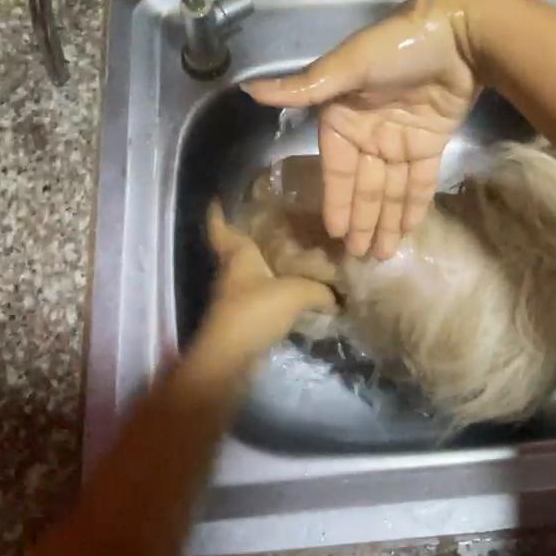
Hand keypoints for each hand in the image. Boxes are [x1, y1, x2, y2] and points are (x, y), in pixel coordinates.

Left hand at [198, 201, 338, 359]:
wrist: (232, 358)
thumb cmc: (255, 311)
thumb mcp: (296, 293)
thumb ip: (320, 290)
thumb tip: (337, 298)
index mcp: (238, 255)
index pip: (221, 227)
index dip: (218, 212)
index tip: (221, 197)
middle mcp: (233, 272)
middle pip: (239, 249)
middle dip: (254, 236)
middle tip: (281, 222)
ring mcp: (237, 297)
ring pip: (253, 273)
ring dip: (268, 266)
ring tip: (298, 255)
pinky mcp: (246, 319)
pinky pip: (263, 297)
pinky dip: (277, 292)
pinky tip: (299, 292)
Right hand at [244, 0, 483, 257]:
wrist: (460, 34)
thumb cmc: (397, 48)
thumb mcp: (347, 66)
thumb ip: (305, 88)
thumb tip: (249, 90)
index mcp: (343, 115)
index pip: (337, 168)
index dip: (337, 200)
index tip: (335, 232)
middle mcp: (369, 131)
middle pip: (365, 184)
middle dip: (363, 220)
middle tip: (360, 258)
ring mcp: (401, 138)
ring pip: (392, 188)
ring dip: (387, 221)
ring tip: (383, 255)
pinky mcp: (432, 142)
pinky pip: (420, 180)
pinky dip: (413, 205)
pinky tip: (407, 231)